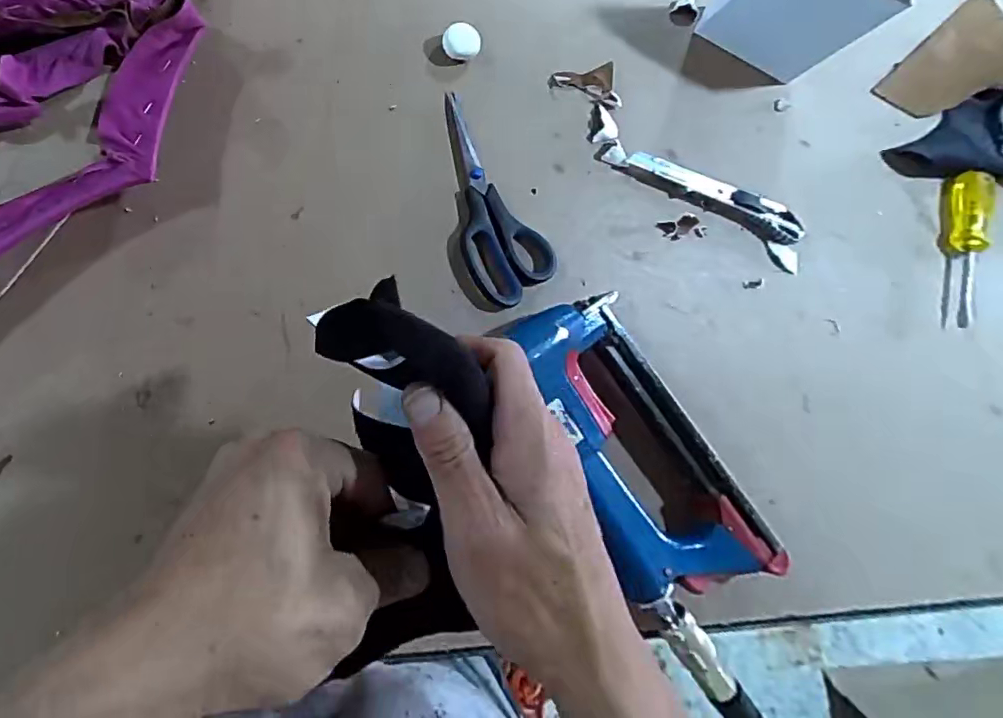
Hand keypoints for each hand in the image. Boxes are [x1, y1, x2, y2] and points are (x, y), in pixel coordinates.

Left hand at [0, 431, 426, 717]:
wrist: (146, 663)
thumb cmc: (257, 620)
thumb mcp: (344, 605)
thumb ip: (391, 574)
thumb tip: (416, 562)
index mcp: (297, 450)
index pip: (371, 473)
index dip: (393, 519)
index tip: (399, 562)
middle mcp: (259, 445)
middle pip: (332, 481)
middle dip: (356, 528)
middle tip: (366, 580)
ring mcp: (224, 473)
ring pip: (298, 497)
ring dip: (320, 536)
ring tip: (324, 589)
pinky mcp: (201, 506)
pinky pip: (265, 510)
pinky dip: (284, 540)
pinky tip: (281, 587)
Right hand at [404, 337, 681, 717]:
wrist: (590, 655)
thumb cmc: (529, 593)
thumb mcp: (475, 524)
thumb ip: (449, 453)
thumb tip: (423, 389)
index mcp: (532, 434)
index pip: (506, 355)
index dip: (464, 348)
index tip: (422, 370)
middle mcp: (551, 438)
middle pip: (506, 382)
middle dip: (458, 384)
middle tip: (412, 412)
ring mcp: (557, 465)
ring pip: (508, 414)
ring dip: (468, 417)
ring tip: (426, 445)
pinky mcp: (555, 490)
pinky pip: (515, 444)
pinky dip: (483, 444)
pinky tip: (458, 480)